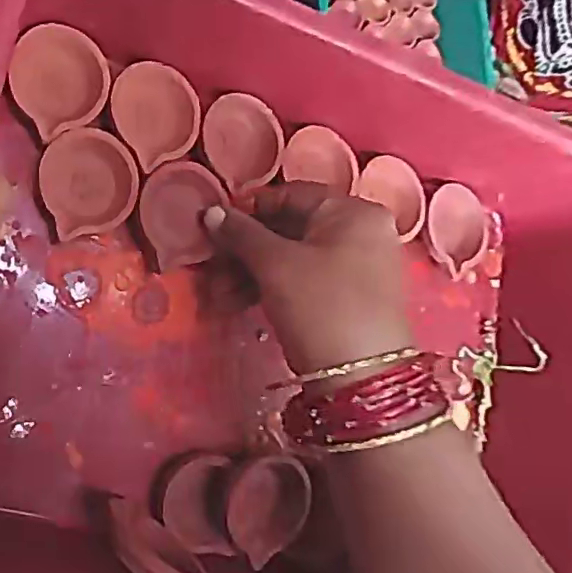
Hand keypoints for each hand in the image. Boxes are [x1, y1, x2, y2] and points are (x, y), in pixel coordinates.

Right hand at [203, 185, 413, 374]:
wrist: (361, 378)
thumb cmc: (321, 306)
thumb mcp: (275, 265)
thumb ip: (241, 233)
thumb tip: (210, 211)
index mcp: (352, 211)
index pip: (290, 195)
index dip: (247, 210)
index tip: (214, 227)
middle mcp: (359, 232)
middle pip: (288, 228)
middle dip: (242, 250)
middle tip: (210, 267)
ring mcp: (355, 266)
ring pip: (290, 258)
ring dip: (248, 273)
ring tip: (217, 296)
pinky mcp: (345, 297)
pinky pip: (300, 279)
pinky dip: (269, 288)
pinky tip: (236, 304)